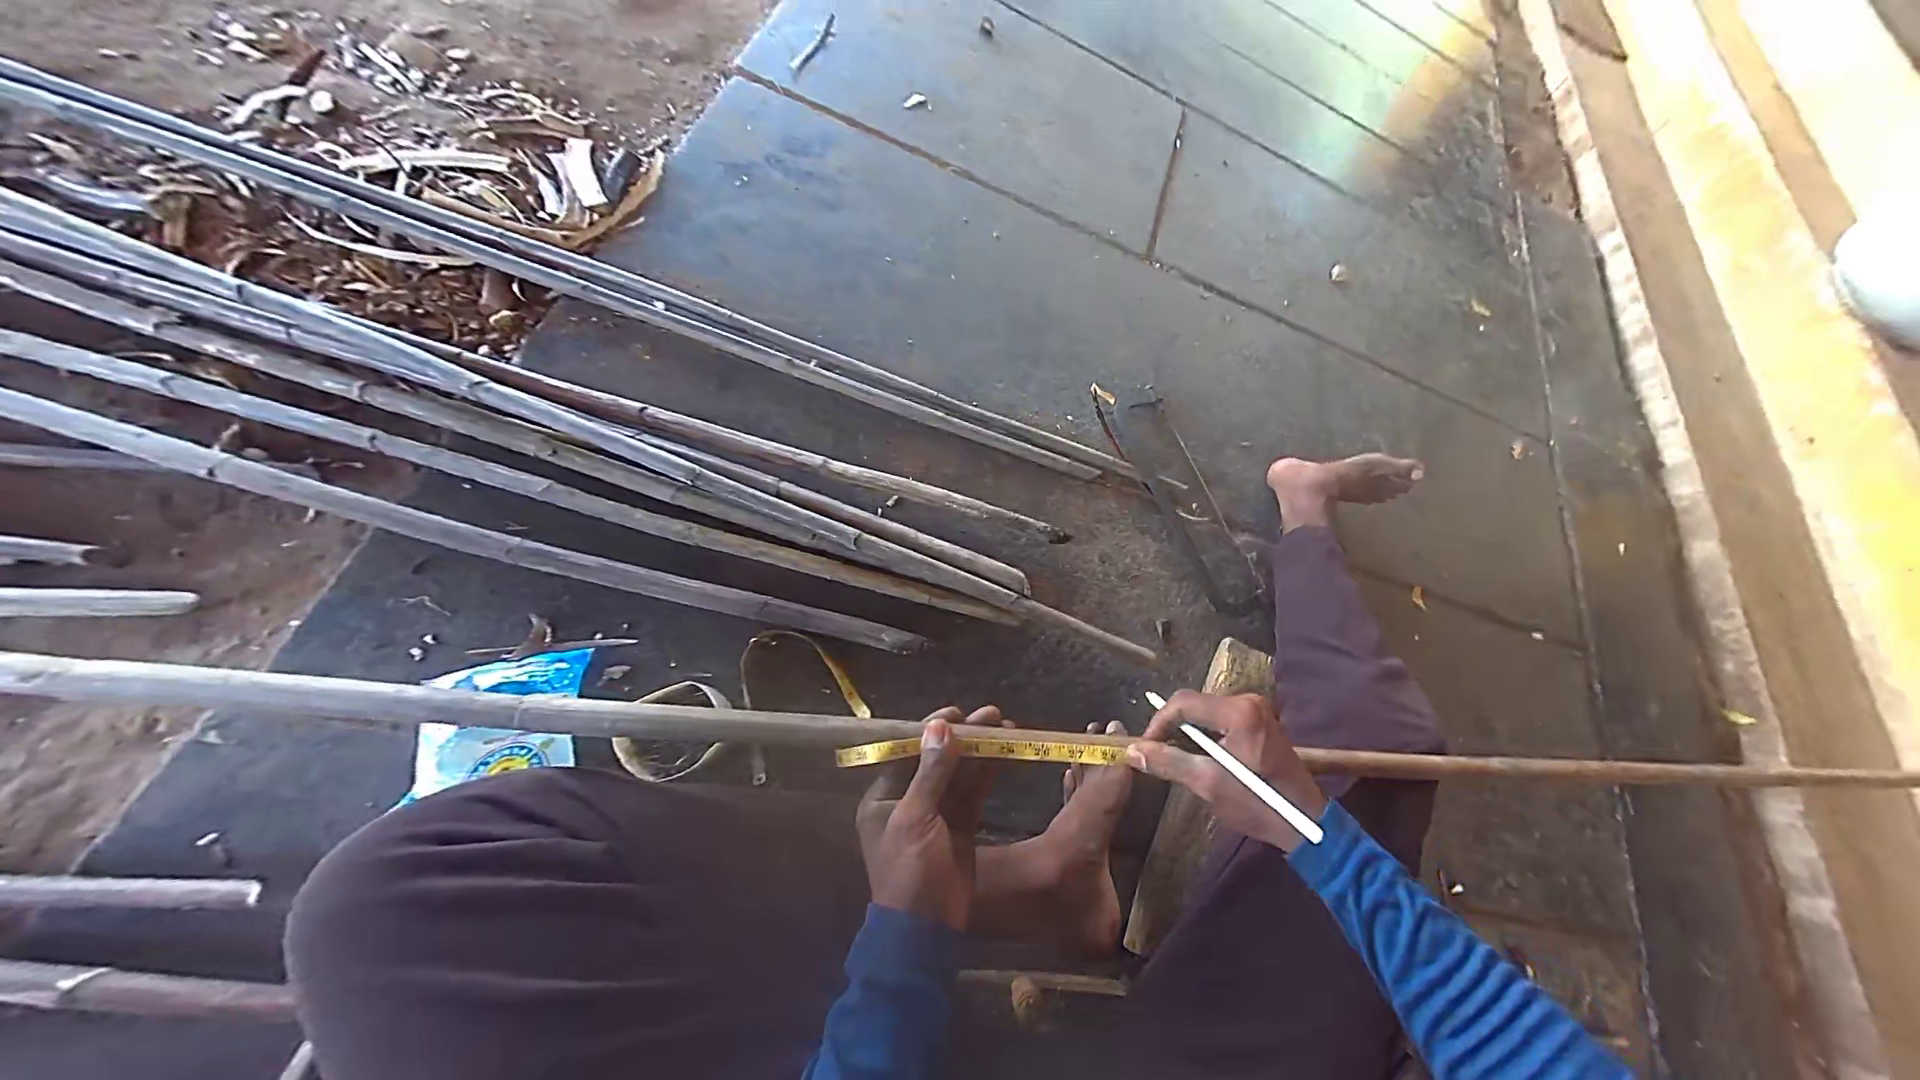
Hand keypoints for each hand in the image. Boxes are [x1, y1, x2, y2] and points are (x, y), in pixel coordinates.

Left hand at [856, 707, 1002, 929]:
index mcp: (884, 797)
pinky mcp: (960, 827)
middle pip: (937, 758)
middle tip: (989, 714)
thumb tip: (939, 727)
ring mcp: (935, 814)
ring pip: (959, 773)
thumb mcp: (915, 820)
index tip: (955, 712)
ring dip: (979, 750)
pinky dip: (987, 772)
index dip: (931, 729)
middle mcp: (908, 800)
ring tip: (1004, 725)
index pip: (907, 752)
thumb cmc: (910, 874)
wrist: (926, 936)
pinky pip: (973, 792)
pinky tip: (1004, 752)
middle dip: (962, 736)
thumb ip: (930, 773)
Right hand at [1126, 690, 1328, 851]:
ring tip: (1175, 757)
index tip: (1146, 745)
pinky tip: (1199, 757)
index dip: (1158, 722)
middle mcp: (1248, 702)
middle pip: (1193, 704)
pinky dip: (1203, 735)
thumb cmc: (1260, 804)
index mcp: (1239, 712)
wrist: (1308, 824)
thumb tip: (1134, 750)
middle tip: (1157, 752)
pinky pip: (1218, 719)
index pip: (1182, 703)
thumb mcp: (1209, 784)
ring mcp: (1256, 710)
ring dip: (1186, 732)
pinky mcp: (1260, 721)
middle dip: (1171, 727)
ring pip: (1204, 712)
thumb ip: (1169, 762)